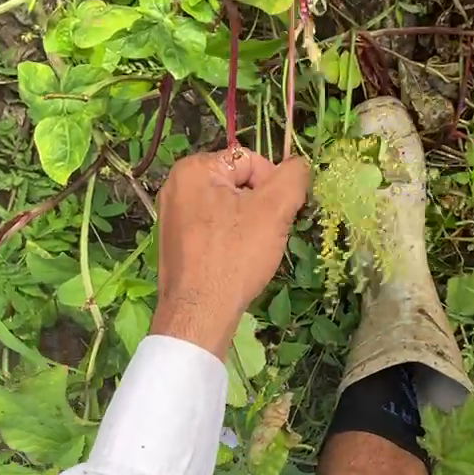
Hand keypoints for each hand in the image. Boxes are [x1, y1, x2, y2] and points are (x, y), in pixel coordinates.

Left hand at [151, 149, 309, 358]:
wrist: (199, 313)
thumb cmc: (234, 257)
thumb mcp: (274, 210)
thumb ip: (293, 178)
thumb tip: (300, 166)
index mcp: (193, 169)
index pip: (250, 161)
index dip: (273, 186)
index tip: (278, 215)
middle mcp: (176, 187)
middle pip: (238, 185)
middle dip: (260, 208)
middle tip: (266, 236)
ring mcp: (172, 217)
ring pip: (229, 209)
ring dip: (249, 226)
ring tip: (251, 251)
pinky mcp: (176, 244)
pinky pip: (214, 230)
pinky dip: (231, 242)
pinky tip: (236, 262)